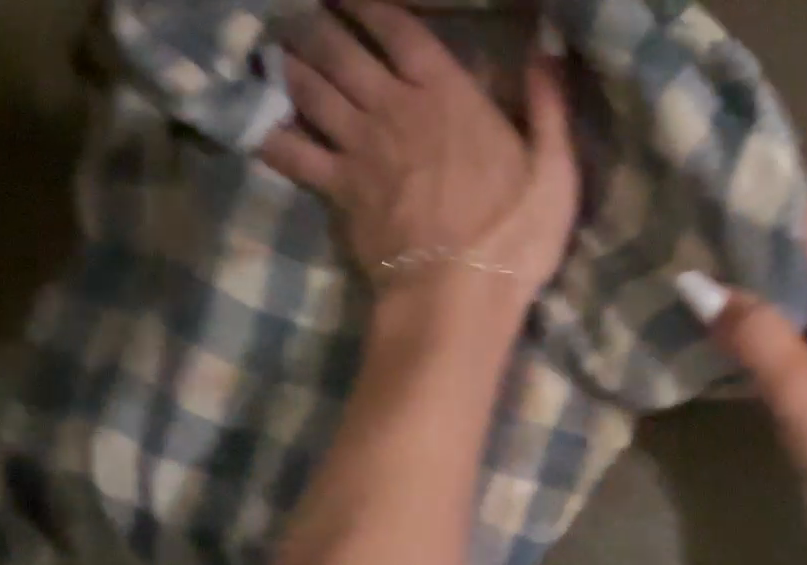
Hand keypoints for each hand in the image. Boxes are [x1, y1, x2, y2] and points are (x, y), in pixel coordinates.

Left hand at [261, 1, 578, 296]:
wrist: (461, 294)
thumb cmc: (515, 236)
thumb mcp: (556, 174)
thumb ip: (549, 109)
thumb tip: (548, 52)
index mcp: (447, 94)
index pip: (397, 28)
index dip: (369, 5)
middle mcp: (394, 106)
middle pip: (338, 47)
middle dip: (316, 24)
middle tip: (303, 15)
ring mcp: (359, 146)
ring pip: (306, 85)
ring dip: (286, 62)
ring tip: (272, 49)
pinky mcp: (338, 187)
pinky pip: (288, 148)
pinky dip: (264, 128)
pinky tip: (250, 115)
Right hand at [677, 204, 806, 536]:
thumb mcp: (802, 389)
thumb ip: (752, 331)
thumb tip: (694, 283)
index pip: (803, 219)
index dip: (748, 208)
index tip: (689, 203)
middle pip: (797, 251)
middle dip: (738, 249)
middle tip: (670, 244)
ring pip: (796, 290)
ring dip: (748, 289)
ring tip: (681, 278)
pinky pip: (801, 324)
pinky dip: (765, 323)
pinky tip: (720, 329)